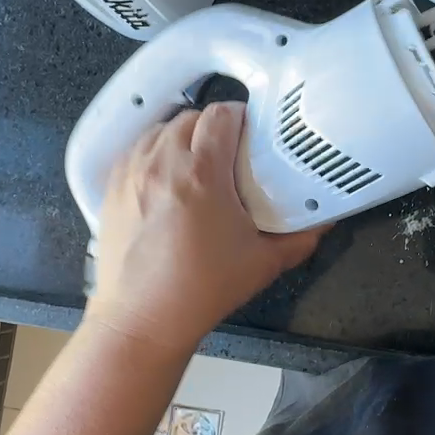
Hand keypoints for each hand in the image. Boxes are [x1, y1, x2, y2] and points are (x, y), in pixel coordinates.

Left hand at [87, 102, 324, 352]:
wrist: (142, 319)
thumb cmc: (205, 289)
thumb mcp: (263, 264)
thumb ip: (300, 239)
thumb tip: (324, 222)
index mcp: (202, 172)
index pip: (221, 115)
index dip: (241, 116)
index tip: (252, 133)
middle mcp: (162, 162)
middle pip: (190, 117)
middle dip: (212, 126)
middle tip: (230, 150)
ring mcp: (131, 173)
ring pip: (158, 129)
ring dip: (181, 135)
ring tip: (197, 159)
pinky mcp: (110, 188)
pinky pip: (134, 150)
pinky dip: (153, 152)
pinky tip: (165, 176)